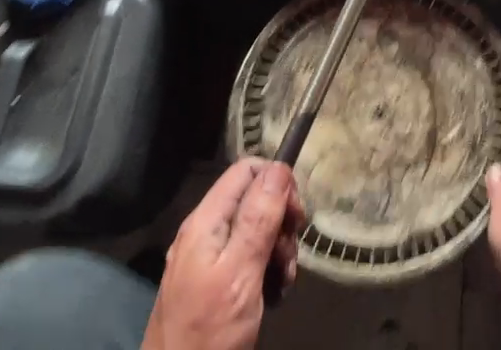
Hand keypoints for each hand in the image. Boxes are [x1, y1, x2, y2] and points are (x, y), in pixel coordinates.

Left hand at [147, 159, 303, 349]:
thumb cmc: (208, 333)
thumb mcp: (240, 274)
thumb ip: (258, 219)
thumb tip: (278, 167)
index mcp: (206, 221)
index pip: (247, 170)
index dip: (277, 182)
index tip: (295, 216)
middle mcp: (205, 231)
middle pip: (254, 198)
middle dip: (281, 221)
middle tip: (289, 254)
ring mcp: (208, 257)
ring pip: (256, 229)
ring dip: (278, 248)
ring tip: (284, 280)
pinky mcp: (214, 281)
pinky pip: (247, 257)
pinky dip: (267, 268)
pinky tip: (274, 292)